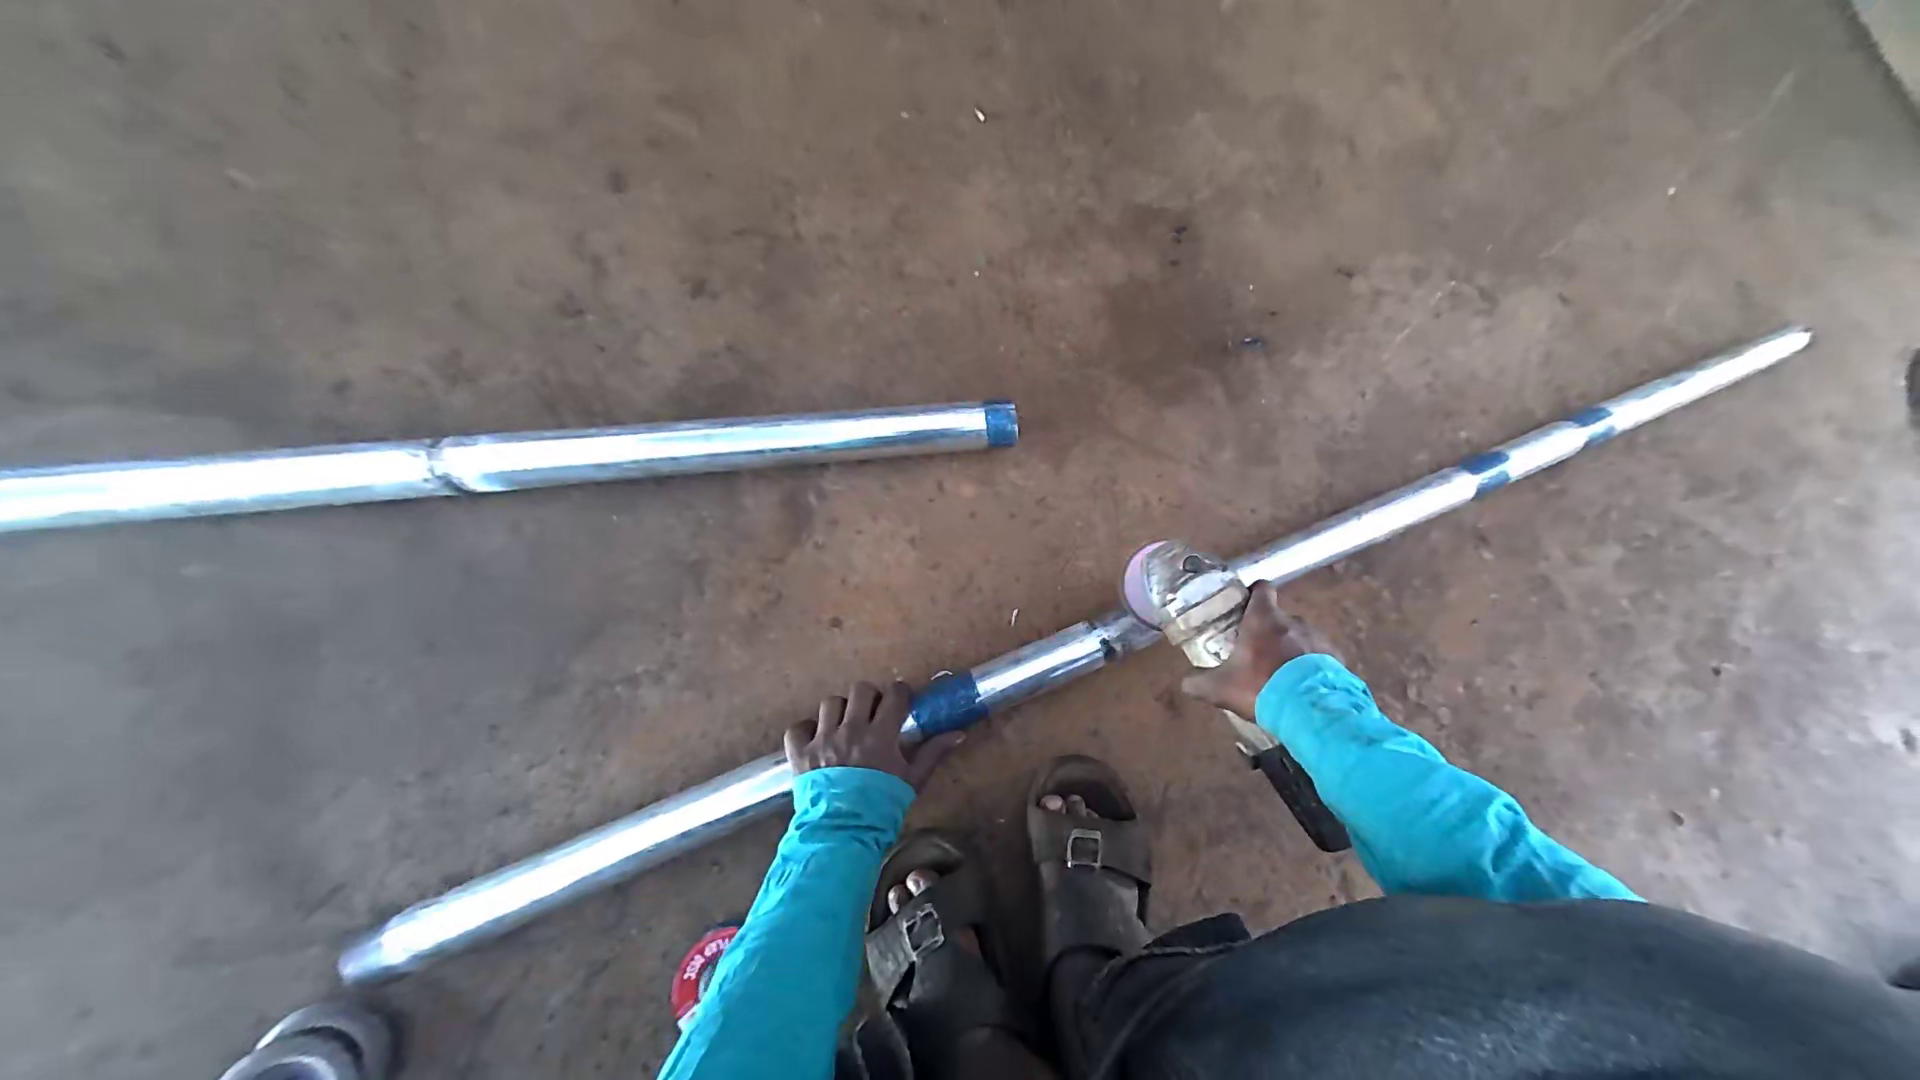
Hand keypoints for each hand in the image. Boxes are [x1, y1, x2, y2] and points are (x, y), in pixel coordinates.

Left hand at [784, 681, 965, 790]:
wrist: (841, 836)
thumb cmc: (881, 808)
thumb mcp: (912, 780)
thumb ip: (933, 753)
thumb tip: (958, 734)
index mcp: (880, 736)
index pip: (893, 695)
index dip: (899, 693)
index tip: (900, 701)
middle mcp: (850, 731)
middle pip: (860, 691)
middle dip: (869, 698)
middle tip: (872, 713)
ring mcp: (822, 740)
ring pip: (830, 703)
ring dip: (839, 711)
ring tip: (844, 727)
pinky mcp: (799, 753)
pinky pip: (798, 727)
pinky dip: (806, 730)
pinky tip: (816, 740)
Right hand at [1180, 581, 1329, 717]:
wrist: (1313, 713)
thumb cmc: (1260, 687)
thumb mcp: (1219, 689)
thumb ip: (1198, 682)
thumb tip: (1186, 682)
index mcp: (1263, 619)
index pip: (1261, 588)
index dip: (1253, 594)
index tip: (1244, 606)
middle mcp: (1293, 621)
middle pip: (1279, 616)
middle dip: (1268, 630)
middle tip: (1255, 651)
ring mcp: (1318, 638)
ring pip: (1300, 636)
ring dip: (1290, 649)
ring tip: (1280, 673)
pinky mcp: (1337, 658)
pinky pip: (1319, 656)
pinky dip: (1310, 666)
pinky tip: (1301, 686)